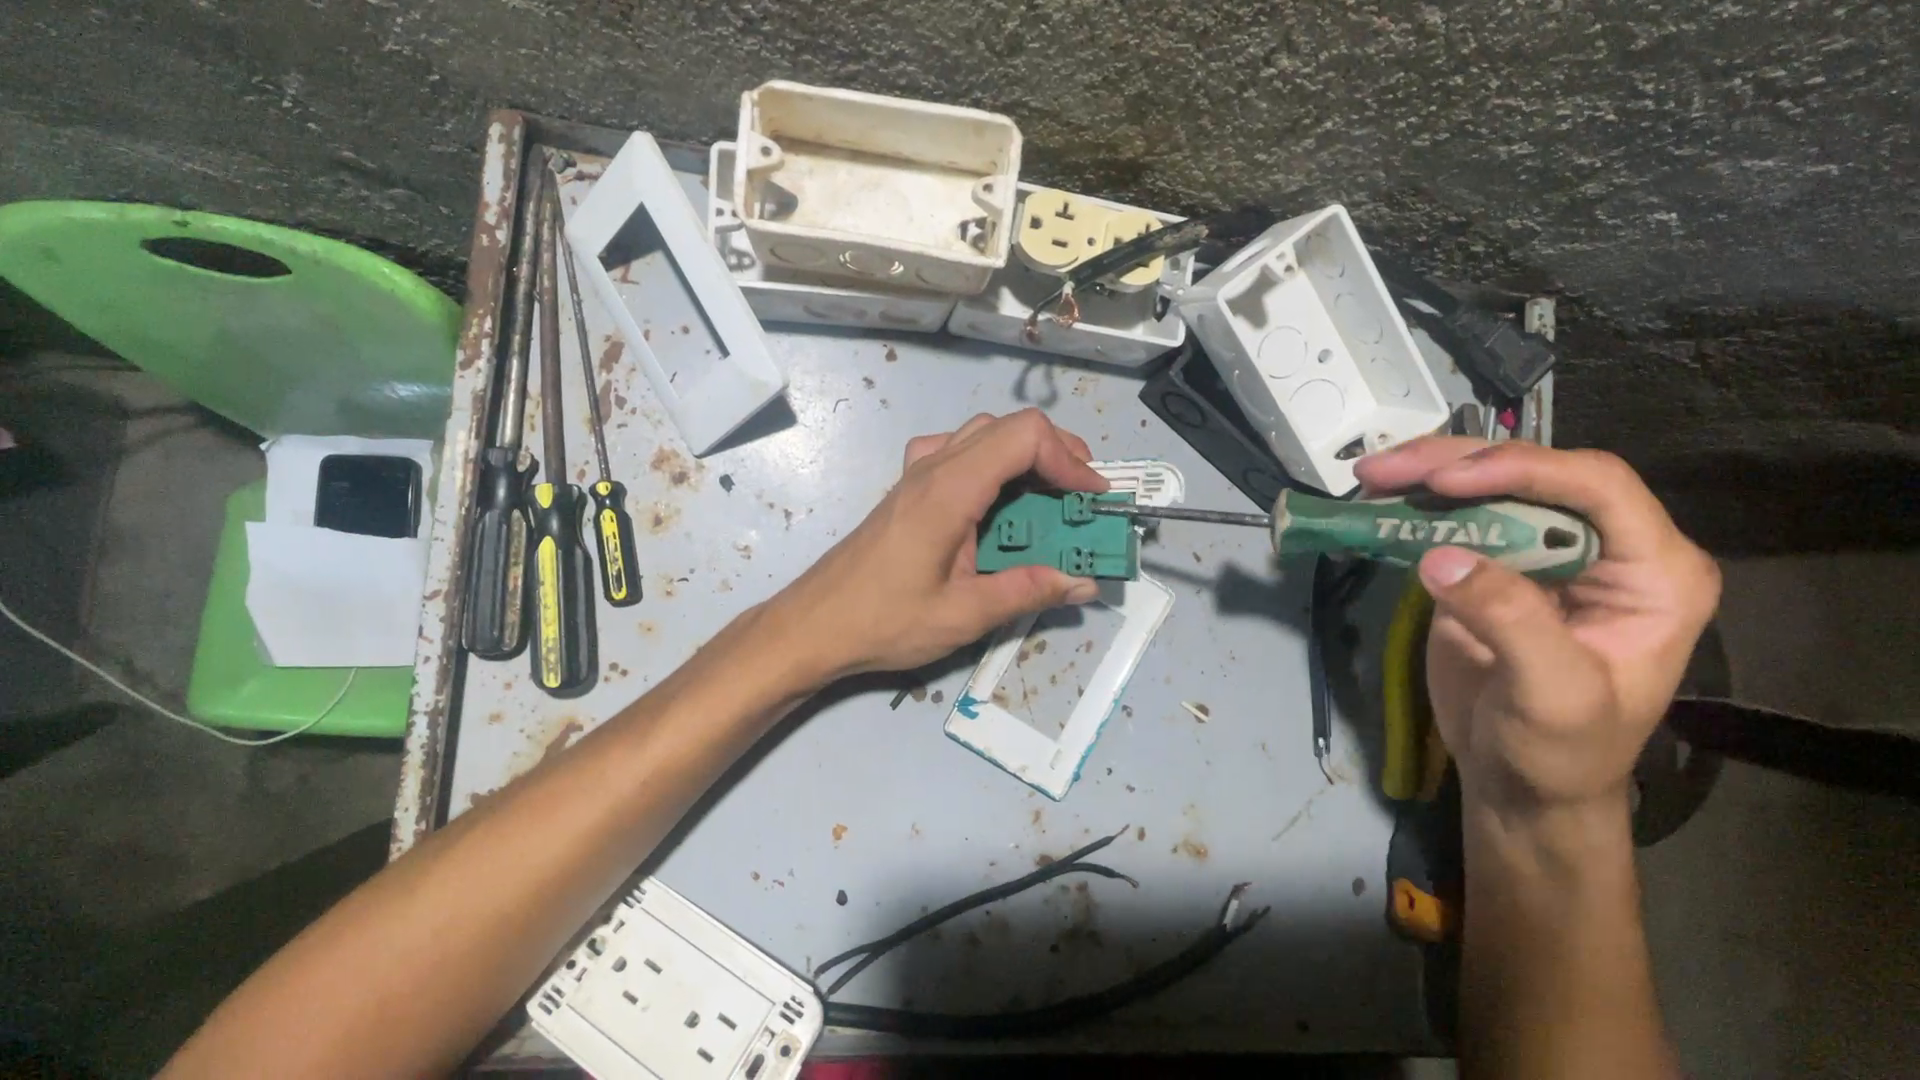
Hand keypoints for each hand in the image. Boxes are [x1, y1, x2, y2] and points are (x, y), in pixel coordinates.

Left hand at [765, 409, 1108, 683]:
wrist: (814, 625)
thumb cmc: (884, 621)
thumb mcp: (964, 615)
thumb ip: (1028, 592)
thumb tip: (1084, 583)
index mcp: (950, 490)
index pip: (1023, 436)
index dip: (1068, 458)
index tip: (1092, 498)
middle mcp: (933, 468)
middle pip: (1007, 427)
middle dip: (1056, 452)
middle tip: (1081, 495)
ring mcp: (915, 475)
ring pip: (982, 434)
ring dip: (1024, 455)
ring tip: (1050, 495)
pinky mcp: (907, 491)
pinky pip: (955, 451)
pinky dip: (989, 462)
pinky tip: (993, 501)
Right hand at [1354, 438, 1719, 823]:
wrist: (1520, 785)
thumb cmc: (1563, 750)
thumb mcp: (1553, 694)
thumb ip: (1511, 619)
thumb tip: (1439, 557)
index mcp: (1650, 571)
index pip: (1597, 488)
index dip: (1523, 469)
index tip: (1446, 481)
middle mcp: (1601, 547)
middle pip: (1534, 475)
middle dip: (1458, 463)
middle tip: (1386, 469)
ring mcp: (1542, 553)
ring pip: (1489, 487)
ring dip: (1426, 474)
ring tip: (1371, 474)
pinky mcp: (1489, 568)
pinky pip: (1453, 520)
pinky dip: (1411, 506)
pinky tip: (1375, 499)